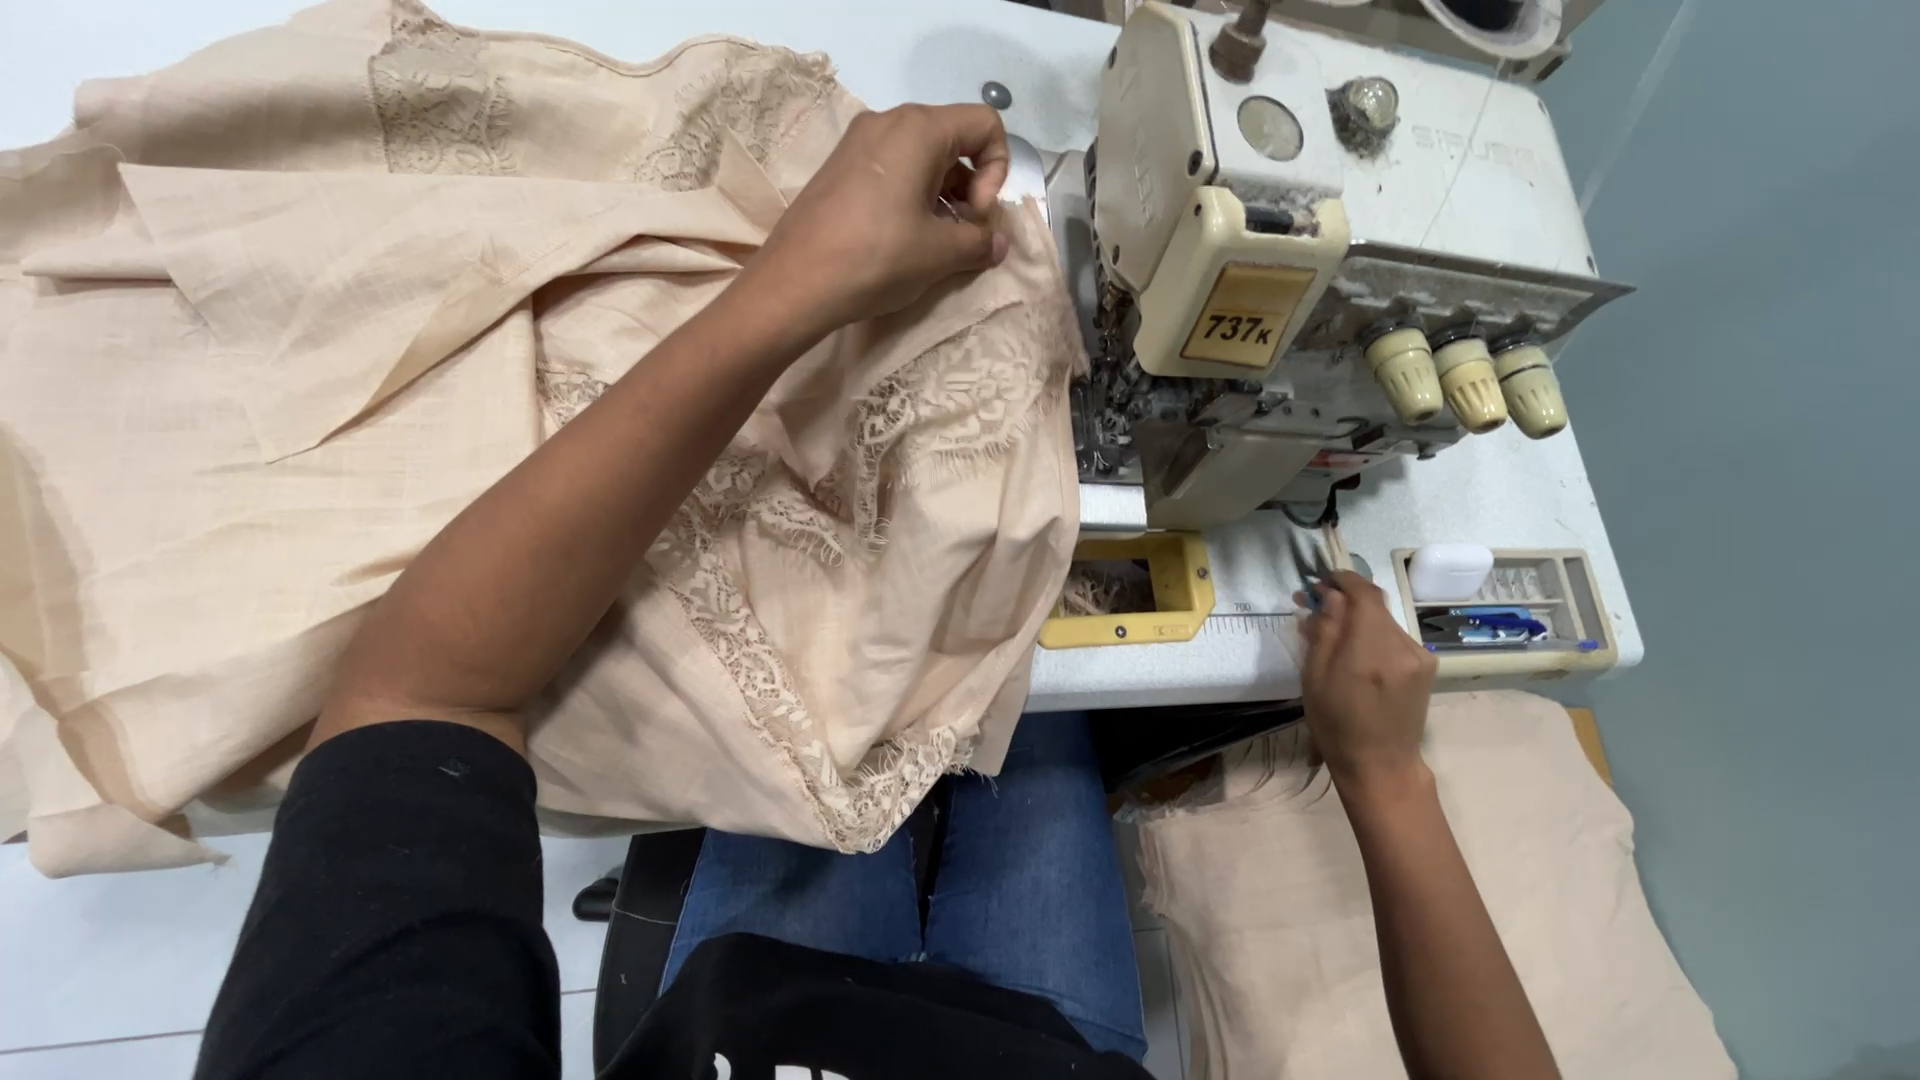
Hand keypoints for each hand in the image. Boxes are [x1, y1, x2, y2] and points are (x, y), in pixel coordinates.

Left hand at [748, 103, 1011, 336]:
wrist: (796, 283)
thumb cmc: (876, 258)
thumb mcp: (939, 254)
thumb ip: (979, 243)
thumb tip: (999, 243)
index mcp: (919, 129)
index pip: (985, 124)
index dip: (997, 170)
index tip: (977, 215)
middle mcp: (888, 122)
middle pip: (953, 139)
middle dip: (970, 186)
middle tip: (961, 234)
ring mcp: (859, 143)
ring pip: (922, 157)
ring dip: (943, 196)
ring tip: (935, 243)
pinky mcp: (841, 168)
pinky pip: (893, 170)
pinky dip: (912, 197)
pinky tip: (904, 240)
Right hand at [1298, 571, 1438, 795]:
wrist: (1380, 763)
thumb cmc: (1336, 723)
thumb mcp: (1315, 677)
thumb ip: (1325, 631)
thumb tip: (1330, 597)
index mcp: (1370, 649)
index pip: (1364, 593)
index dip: (1343, 579)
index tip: (1323, 580)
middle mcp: (1401, 646)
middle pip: (1374, 605)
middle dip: (1347, 600)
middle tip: (1319, 607)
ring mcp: (1420, 656)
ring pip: (1384, 621)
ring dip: (1361, 619)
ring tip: (1335, 634)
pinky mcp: (1427, 666)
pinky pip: (1395, 638)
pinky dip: (1375, 635)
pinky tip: (1358, 653)